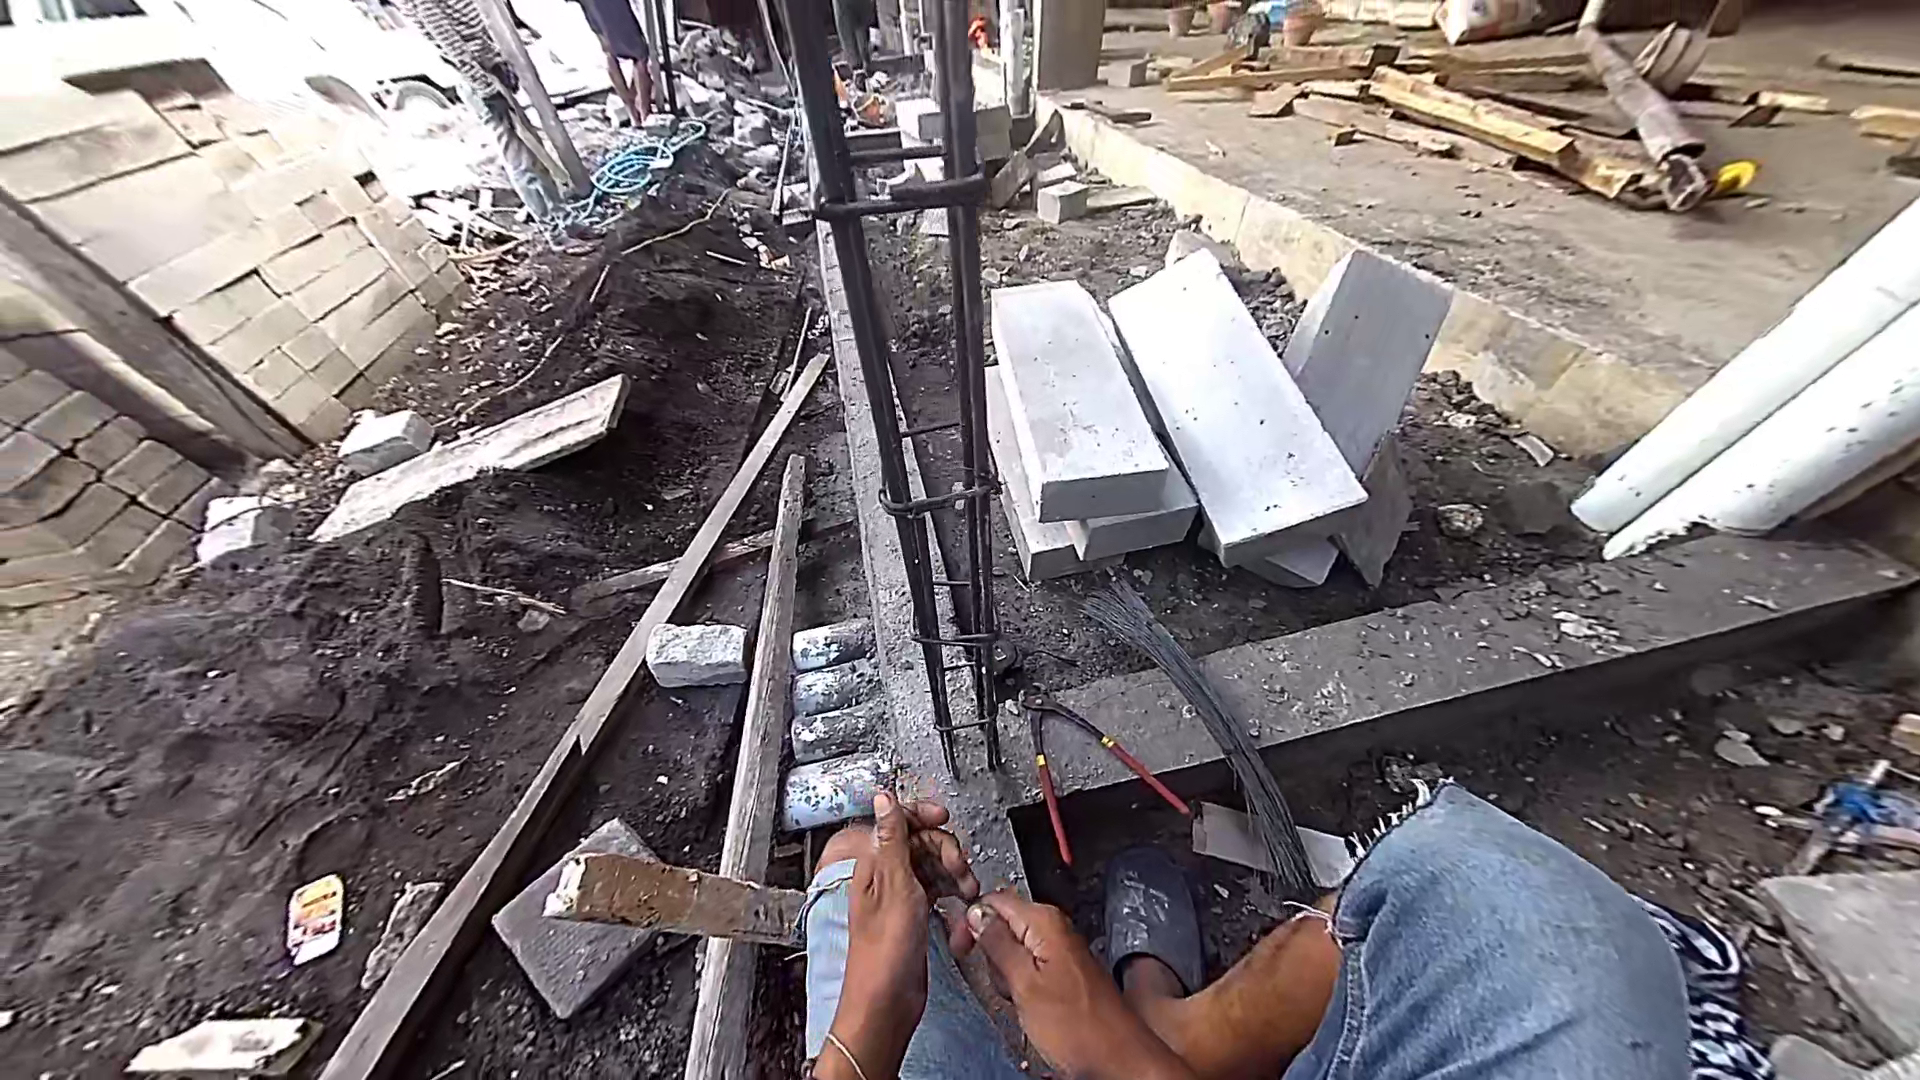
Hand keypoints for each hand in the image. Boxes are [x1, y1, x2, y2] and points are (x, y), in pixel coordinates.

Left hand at [823, 792, 952, 1079]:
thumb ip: (892, 837)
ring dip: (954, 871)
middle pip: (922, 840)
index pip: (900, 820)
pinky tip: (961, 902)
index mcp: (876, 860)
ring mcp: (902, 893)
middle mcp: (887, 873)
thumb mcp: (894, 883)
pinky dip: (952, 891)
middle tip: (960, 868)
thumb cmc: (884, 950)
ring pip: (933, 864)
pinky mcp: (915, 912)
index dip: (923, 814)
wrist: (887, 1004)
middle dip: (946, 849)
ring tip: (967, 889)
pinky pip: (938, 888)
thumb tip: (883, 797)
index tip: (944, 817)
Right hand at [962, 893, 1197, 1079]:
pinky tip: (1030, 1003)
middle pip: (1003, 923)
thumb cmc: (1078, 1026)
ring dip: (1007, 973)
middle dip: (992, 953)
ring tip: (1020, 999)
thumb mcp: (1024, 984)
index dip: (972, 921)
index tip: (960, 945)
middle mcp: (1052, 925)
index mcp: (1042, 920)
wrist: (1118, 1057)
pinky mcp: (1062, 966)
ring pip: (1014, 947)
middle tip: (1001, 983)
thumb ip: (996, 944)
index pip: (993, 900)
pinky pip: (1029, 964)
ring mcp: (1059, 945)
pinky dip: (1022, 983)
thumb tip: (976, 913)